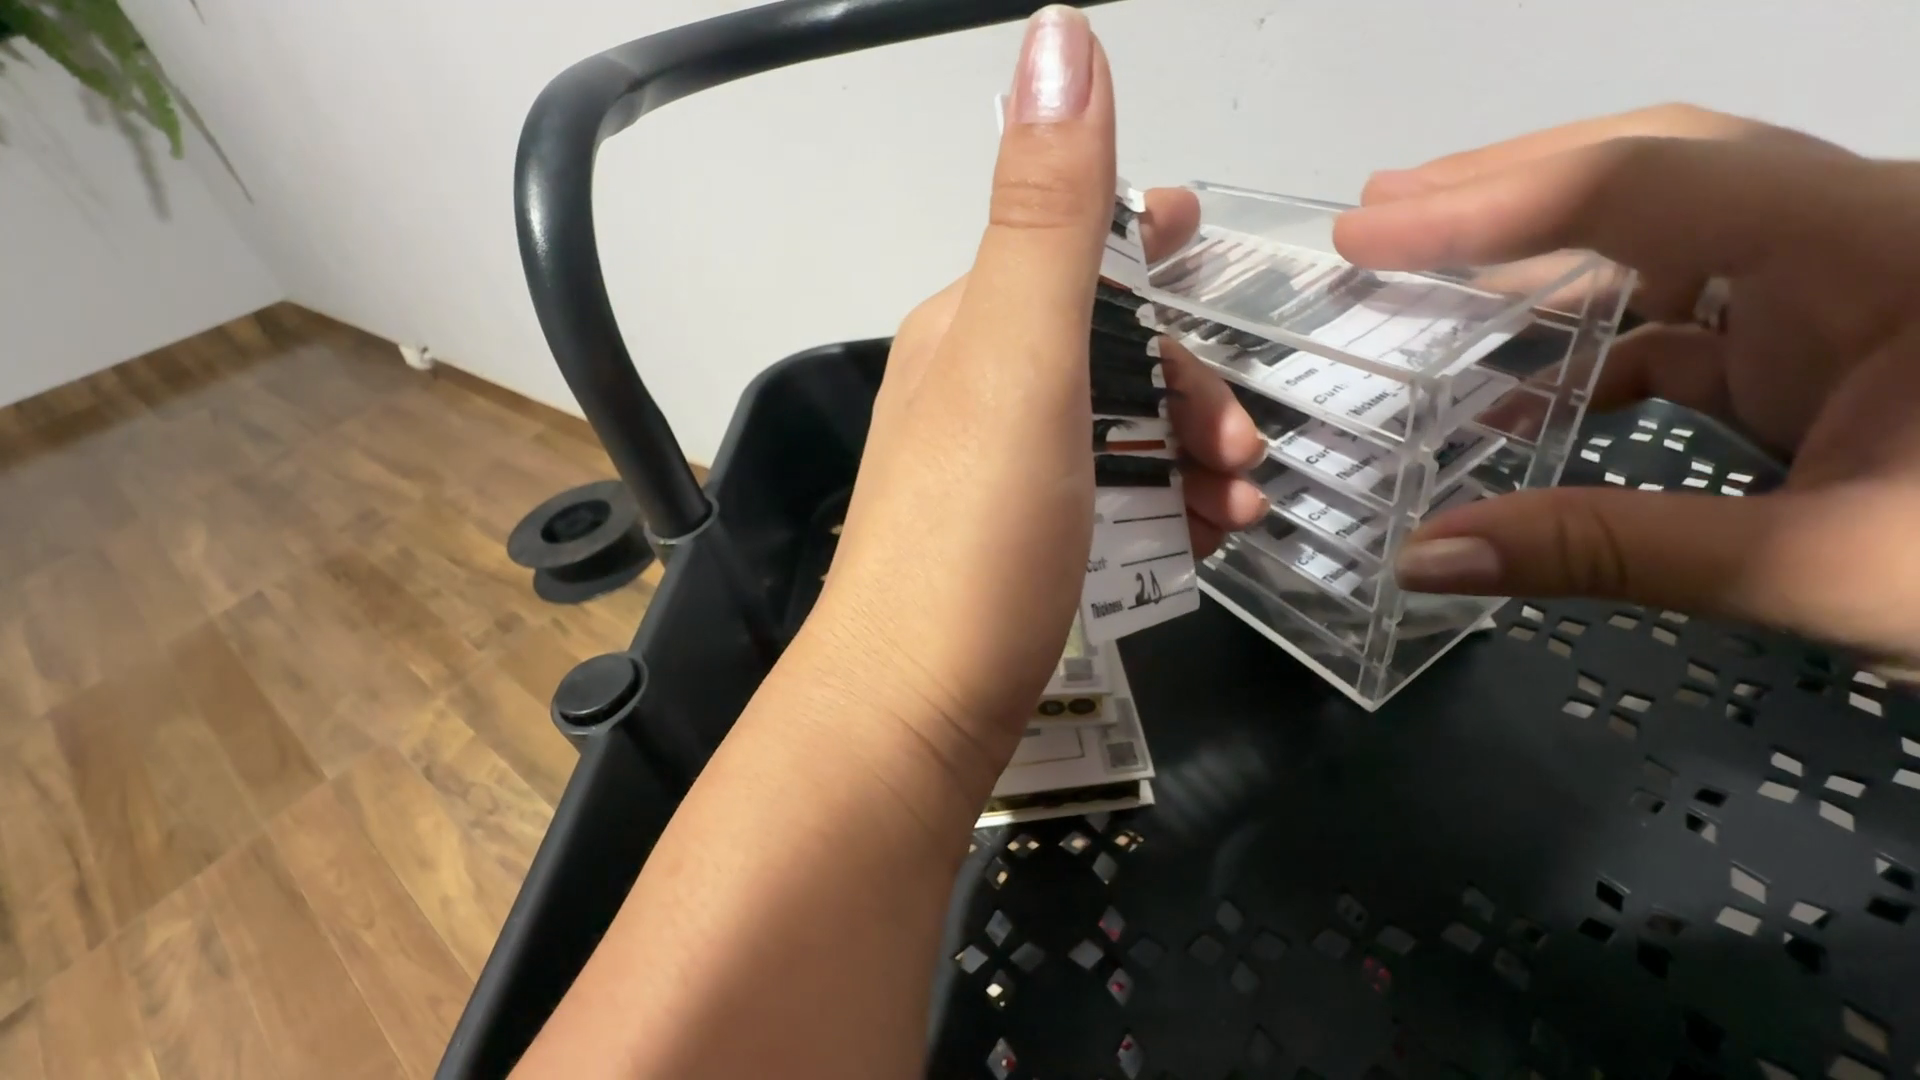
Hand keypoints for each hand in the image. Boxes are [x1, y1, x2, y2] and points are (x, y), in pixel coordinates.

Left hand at [805, 6, 1264, 780]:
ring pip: (1115, 427)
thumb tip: (1058, 34)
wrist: (911, 709)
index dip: (1141, 238)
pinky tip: (1199, 539)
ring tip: (1239, 507)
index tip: (1207, 237)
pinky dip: (1161, 503)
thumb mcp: (1018, 363)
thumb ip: (1046, 214)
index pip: (1069, 252)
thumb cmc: (971, 538)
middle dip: (1190, 383)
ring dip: (1190, 451)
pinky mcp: (1015, 543)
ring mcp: (993, 473)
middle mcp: (973, 391)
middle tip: (1244, 448)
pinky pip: (1105, 493)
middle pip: (1107, 350)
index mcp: (970, 331)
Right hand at [1338, 105, 1919, 665]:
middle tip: (1375, 206)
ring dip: (1525, 260)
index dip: (1491, 206)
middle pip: (1652, 168)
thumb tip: (1423, 557)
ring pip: (1653, 238)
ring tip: (1413, 274)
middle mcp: (1859, 234)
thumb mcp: (1822, 566)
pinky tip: (1502, 393)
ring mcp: (1838, 289)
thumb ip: (1610, 552)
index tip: (1367, 229)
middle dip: (1499, 187)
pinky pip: (1669, 322)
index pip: (1652, 186)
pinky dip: (1573, 353)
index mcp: (1890, 245)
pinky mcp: (1818, 345)